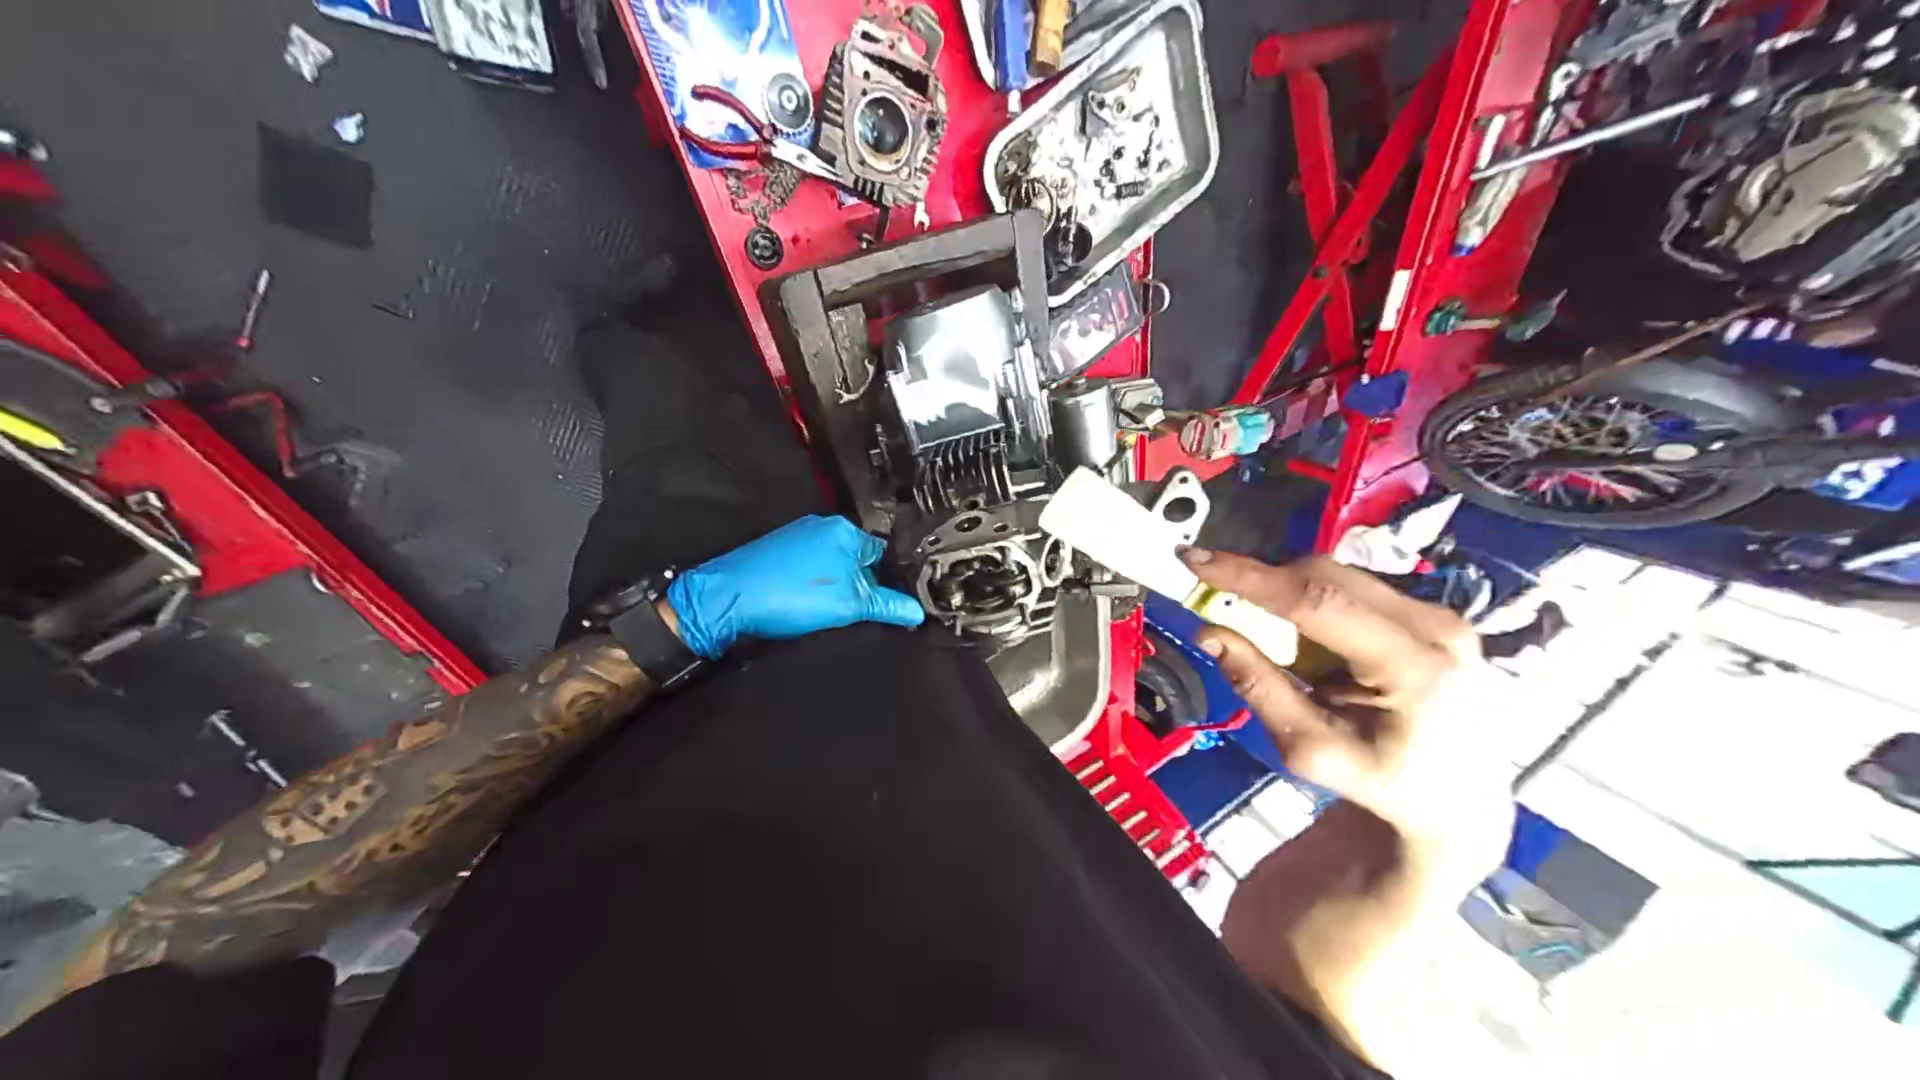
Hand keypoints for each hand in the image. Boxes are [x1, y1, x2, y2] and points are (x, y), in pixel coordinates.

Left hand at [666, 515, 924, 658]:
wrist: (725, 601)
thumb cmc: (784, 594)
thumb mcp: (849, 606)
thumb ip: (887, 606)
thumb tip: (915, 612)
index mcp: (843, 530)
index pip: (884, 555)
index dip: (889, 582)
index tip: (891, 603)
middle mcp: (821, 528)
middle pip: (858, 560)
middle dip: (860, 586)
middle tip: (856, 612)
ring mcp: (797, 539)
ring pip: (833, 567)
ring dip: (835, 589)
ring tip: (825, 611)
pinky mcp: (778, 554)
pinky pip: (810, 571)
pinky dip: (812, 588)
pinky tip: (803, 606)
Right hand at [1181, 549, 1509, 854]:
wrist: (1459, 799)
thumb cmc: (1383, 783)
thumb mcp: (1311, 751)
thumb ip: (1260, 688)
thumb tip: (1209, 634)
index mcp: (1413, 667)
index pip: (1318, 602)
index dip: (1250, 576)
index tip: (1196, 560)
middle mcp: (1437, 628)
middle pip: (1327, 577)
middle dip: (1264, 582)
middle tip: (1218, 598)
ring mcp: (1442, 616)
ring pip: (1340, 575)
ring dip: (1289, 593)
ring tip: (1276, 639)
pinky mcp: (1434, 614)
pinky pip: (1355, 586)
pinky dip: (1315, 602)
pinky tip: (1313, 643)